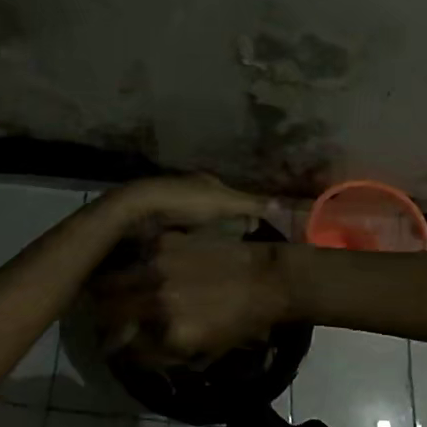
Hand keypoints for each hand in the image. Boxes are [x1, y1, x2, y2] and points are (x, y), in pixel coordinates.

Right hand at [89, 232, 287, 362]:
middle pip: (106, 311)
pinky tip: (131, 266)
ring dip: (106, 289)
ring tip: (109, 291)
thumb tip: (132, 350)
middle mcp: (159, 301)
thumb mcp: (205, 350)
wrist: (269, 279)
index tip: (110, 343)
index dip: (113, 346)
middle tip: (104, 316)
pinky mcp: (164, 242)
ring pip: (110, 281)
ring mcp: (159, 268)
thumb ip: (165, 352)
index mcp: (172, 334)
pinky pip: (132, 255)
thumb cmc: (243, 321)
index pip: (124, 346)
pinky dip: (127, 263)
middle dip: (101, 316)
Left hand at [101, 173, 271, 228]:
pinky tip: (194, 245)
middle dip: (227, 218)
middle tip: (239, 238)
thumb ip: (251, 204)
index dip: (245, 208)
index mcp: (207, 181)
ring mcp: (174, 201)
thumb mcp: (222, 203)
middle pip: (216, 204)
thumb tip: (284, 204)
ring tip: (220, 245)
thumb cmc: (184, 201)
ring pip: (198, 215)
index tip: (255, 227)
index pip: (233, 194)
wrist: (142, 207)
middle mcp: (191, 187)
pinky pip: (182, 225)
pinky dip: (190, 233)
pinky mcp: (161, 215)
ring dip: (208, 227)